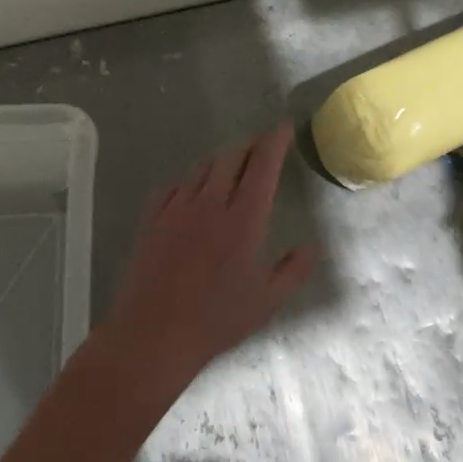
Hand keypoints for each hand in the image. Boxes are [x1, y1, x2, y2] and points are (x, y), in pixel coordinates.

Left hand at [106, 123, 315, 376]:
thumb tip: (311, 247)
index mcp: (244, 219)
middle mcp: (210, 204)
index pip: (263, 166)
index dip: (275, 141)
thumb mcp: (268, 301)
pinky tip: (192, 189)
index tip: (284, 127)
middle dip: (250, 144)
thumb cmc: (217, 320)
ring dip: (221, 158)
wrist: (153, 334)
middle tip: (262, 145)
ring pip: (201, 167)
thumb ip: (294, 271)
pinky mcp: (151, 220)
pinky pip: (172, 185)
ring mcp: (176, 209)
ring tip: (232, 162)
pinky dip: (190, 179)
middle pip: (231, 157)